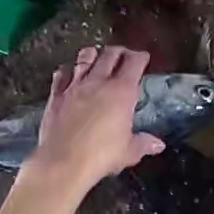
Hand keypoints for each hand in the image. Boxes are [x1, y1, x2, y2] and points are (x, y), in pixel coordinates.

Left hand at [25, 45, 164, 194]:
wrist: (64, 162)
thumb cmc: (102, 156)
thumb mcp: (129, 151)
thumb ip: (143, 143)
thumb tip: (157, 144)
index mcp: (121, 92)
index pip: (133, 63)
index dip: (140, 57)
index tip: (143, 56)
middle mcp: (98, 82)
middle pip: (110, 54)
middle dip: (119, 51)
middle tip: (123, 54)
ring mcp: (75, 86)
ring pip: (85, 58)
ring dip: (93, 54)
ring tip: (97, 55)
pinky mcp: (56, 95)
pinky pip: (62, 74)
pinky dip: (68, 69)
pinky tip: (69, 72)